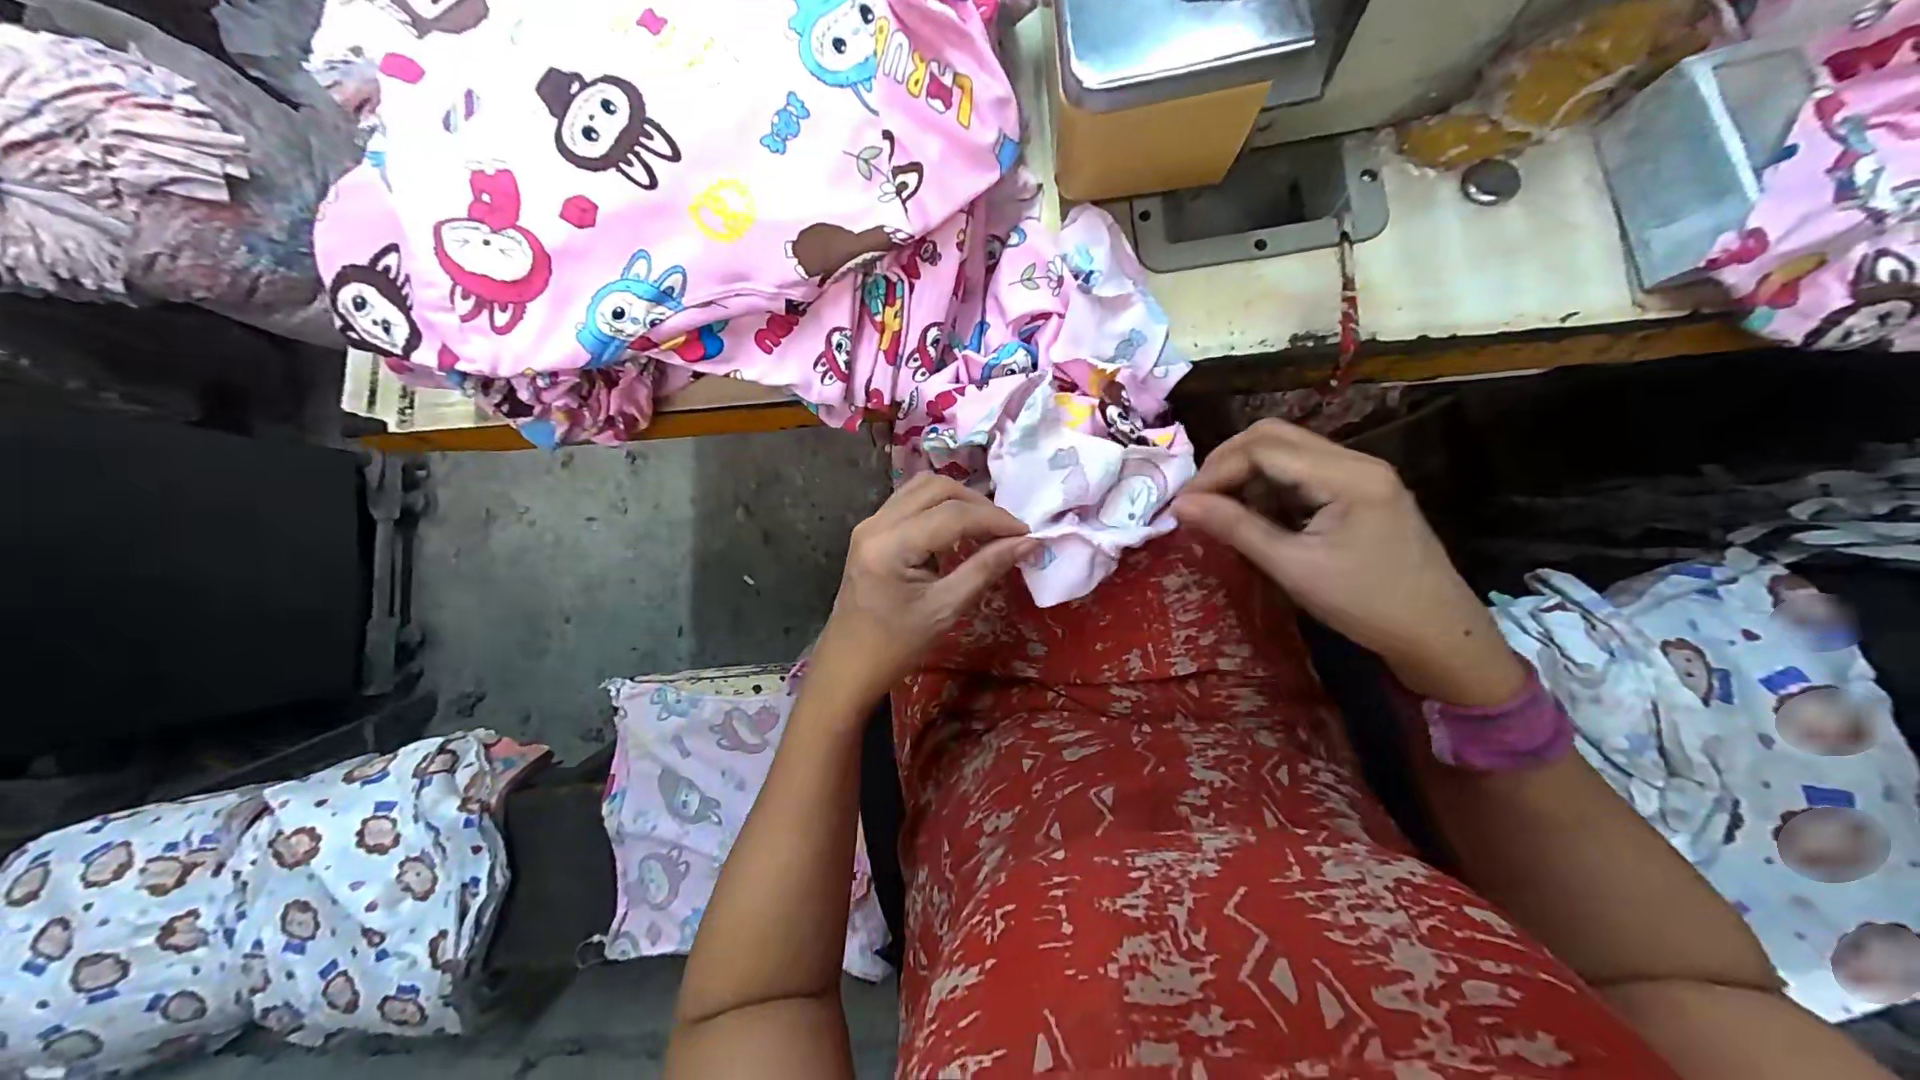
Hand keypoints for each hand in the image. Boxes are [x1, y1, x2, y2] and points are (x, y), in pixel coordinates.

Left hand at [809, 475, 1037, 714]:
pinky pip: (911, 500)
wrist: (850, 663)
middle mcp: (876, 524)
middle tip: (1007, 530)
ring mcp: (870, 524)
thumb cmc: (896, 645)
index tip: (1026, 533)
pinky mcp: (872, 530)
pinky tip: (959, 529)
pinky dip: (940, 506)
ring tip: (987, 526)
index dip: (995, 519)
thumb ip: (986, 569)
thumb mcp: (946, 609)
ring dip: (959, 499)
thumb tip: (1028, 543)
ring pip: (923, 487)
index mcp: (890, 546)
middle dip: (978, 503)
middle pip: (937, 488)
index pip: (953, 514)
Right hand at [1172, 420, 1525, 706]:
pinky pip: (1302, 473)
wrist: (1437, 634)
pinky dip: (1269, 487)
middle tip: (1198, 500)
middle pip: (1274, 436)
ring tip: (1221, 511)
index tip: (1184, 505)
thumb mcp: (1293, 567)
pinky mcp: (1358, 491)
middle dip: (1227, 463)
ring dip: (1246, 474)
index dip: (1216, 471)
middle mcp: (1355, 461)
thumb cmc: (1366, 604)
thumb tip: (1180, 505)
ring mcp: (1360, 474)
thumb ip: (1236, 528)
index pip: (1264, 449)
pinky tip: (1255, 516)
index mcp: (1347, 475)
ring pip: (1286, 451)